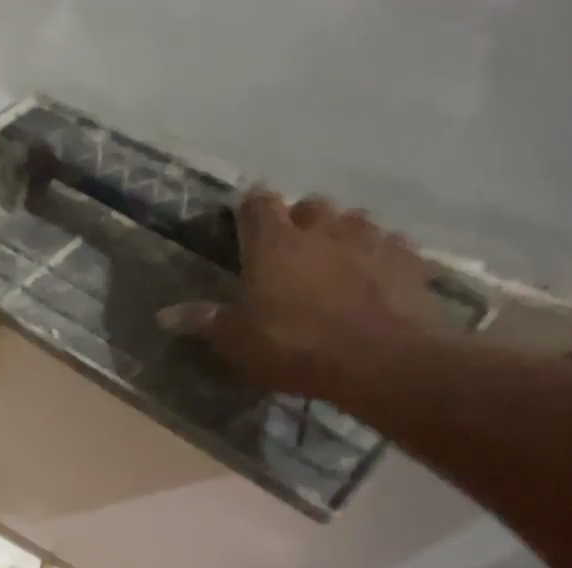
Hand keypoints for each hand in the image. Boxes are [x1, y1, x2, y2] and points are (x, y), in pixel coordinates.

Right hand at [157, 188, 442, 399]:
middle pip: (309, 206)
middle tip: (286, 250)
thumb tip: (163, 314)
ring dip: (337, 235)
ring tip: (329, 262)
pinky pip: (388, 245)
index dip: (248, 208)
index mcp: (275, 244)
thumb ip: (204, 322)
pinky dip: (375, 255)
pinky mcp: (408, 258)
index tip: (241, 220)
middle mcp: (323, 228)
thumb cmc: (298, 347)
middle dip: (297, 221)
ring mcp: (371, 239)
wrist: (385, 360)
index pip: (258, 204)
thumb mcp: (239, 342)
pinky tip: (370, 278)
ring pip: (351, 221)